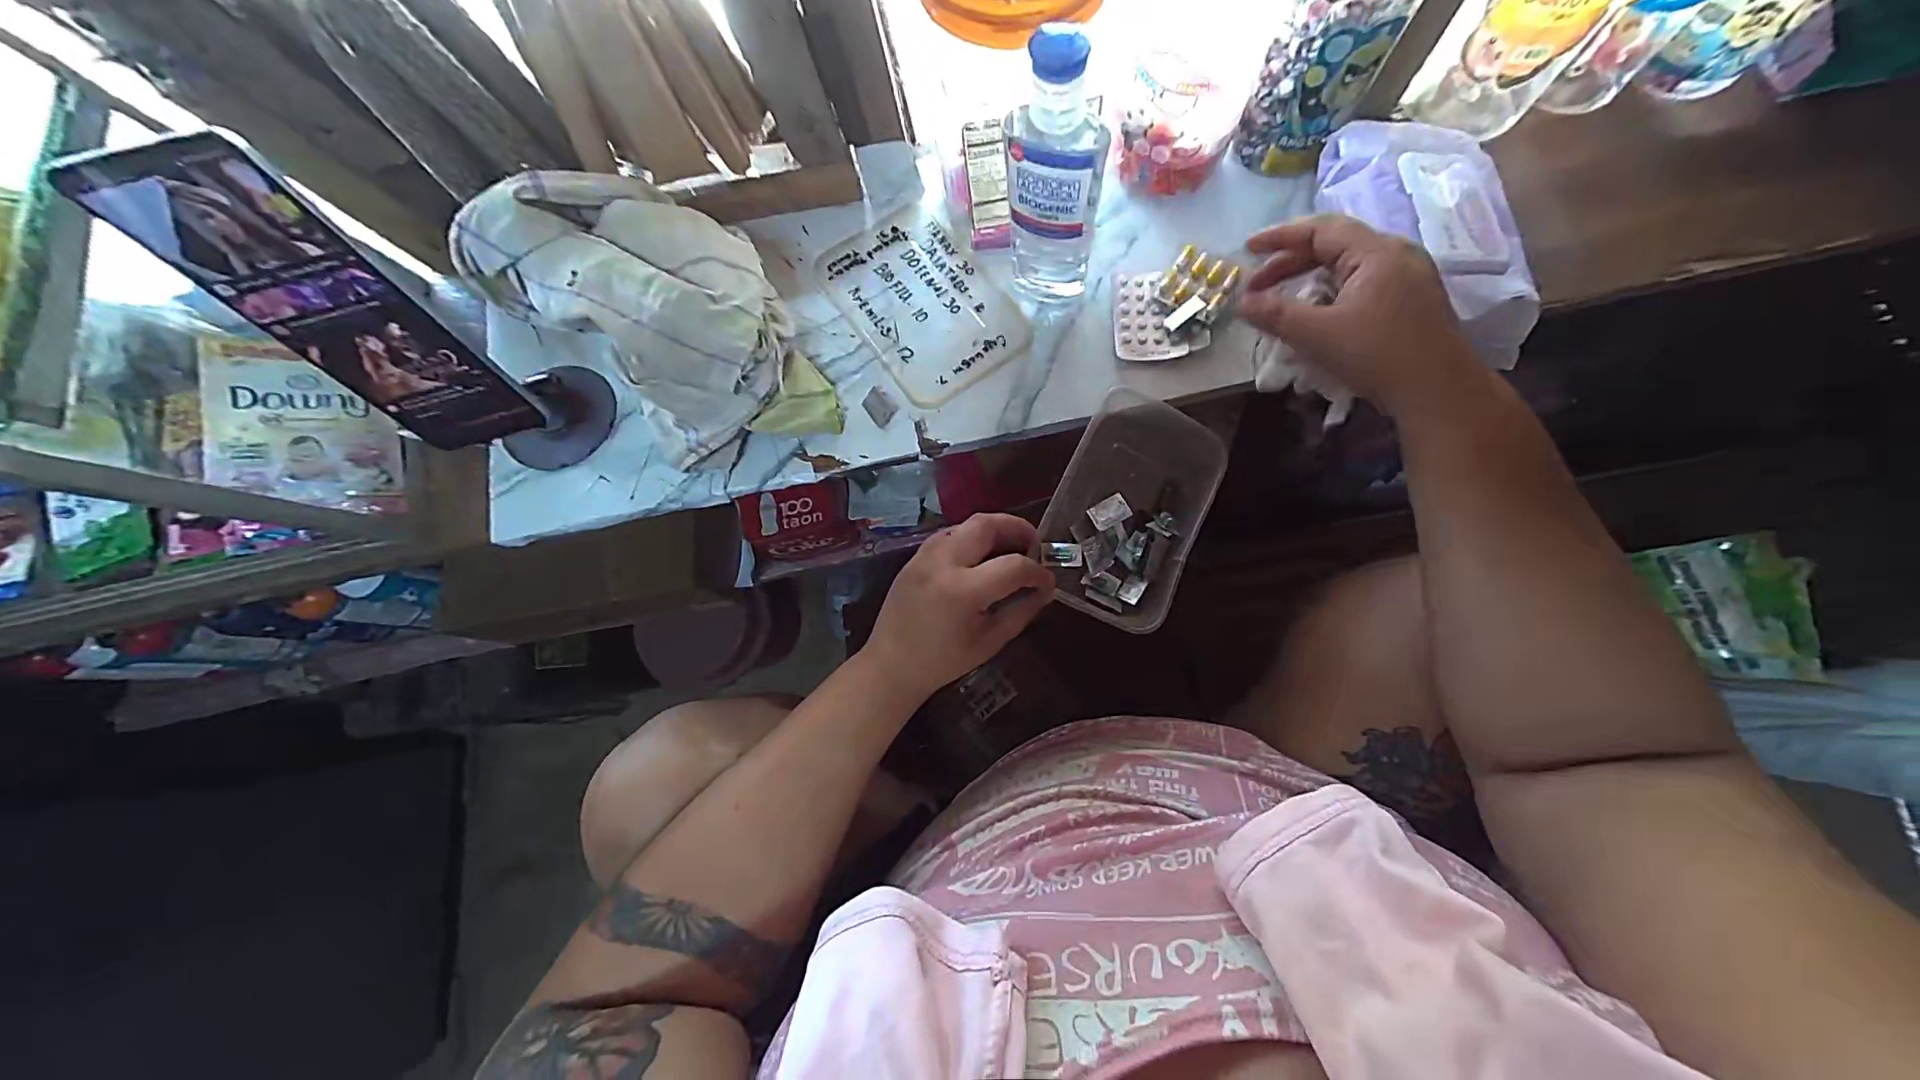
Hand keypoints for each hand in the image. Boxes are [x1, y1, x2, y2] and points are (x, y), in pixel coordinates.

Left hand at [858, 513, 1054, 700]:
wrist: (891, 665)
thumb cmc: (943, 661)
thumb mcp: (990, 641)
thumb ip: (1021, 611)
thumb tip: (1044, 590)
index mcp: (962, 590)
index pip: (1013, 566)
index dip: (1038, 572)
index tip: (1048, 582)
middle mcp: (942, 563)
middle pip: (987, 524)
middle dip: (1017, 528)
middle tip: (1033, 544)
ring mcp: (924, 556)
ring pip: (966, 525)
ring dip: (993, 530)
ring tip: (1010, 549)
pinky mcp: (914, 557)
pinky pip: (949, 535)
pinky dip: (971, 539)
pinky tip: (981, 558)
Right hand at [1238, 215, 1481, 415]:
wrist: (1438, 392)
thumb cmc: (1378, 355)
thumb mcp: (1317, 335)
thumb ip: (1275, 314)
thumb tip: (1240, 303)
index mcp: (1376, 253)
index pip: (1321, 229)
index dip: (1280, 237)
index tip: (1247, 248)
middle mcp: (1395, 255)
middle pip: (1333, 246)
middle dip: (1289, 263)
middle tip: (1256, 287)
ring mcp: (1406, 278)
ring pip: (1345, 267)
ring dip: (1307, 280)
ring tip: (1278, 301)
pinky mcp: (1407, 301)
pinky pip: (1359, 285)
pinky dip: (1328, 293)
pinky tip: (1312, 315)